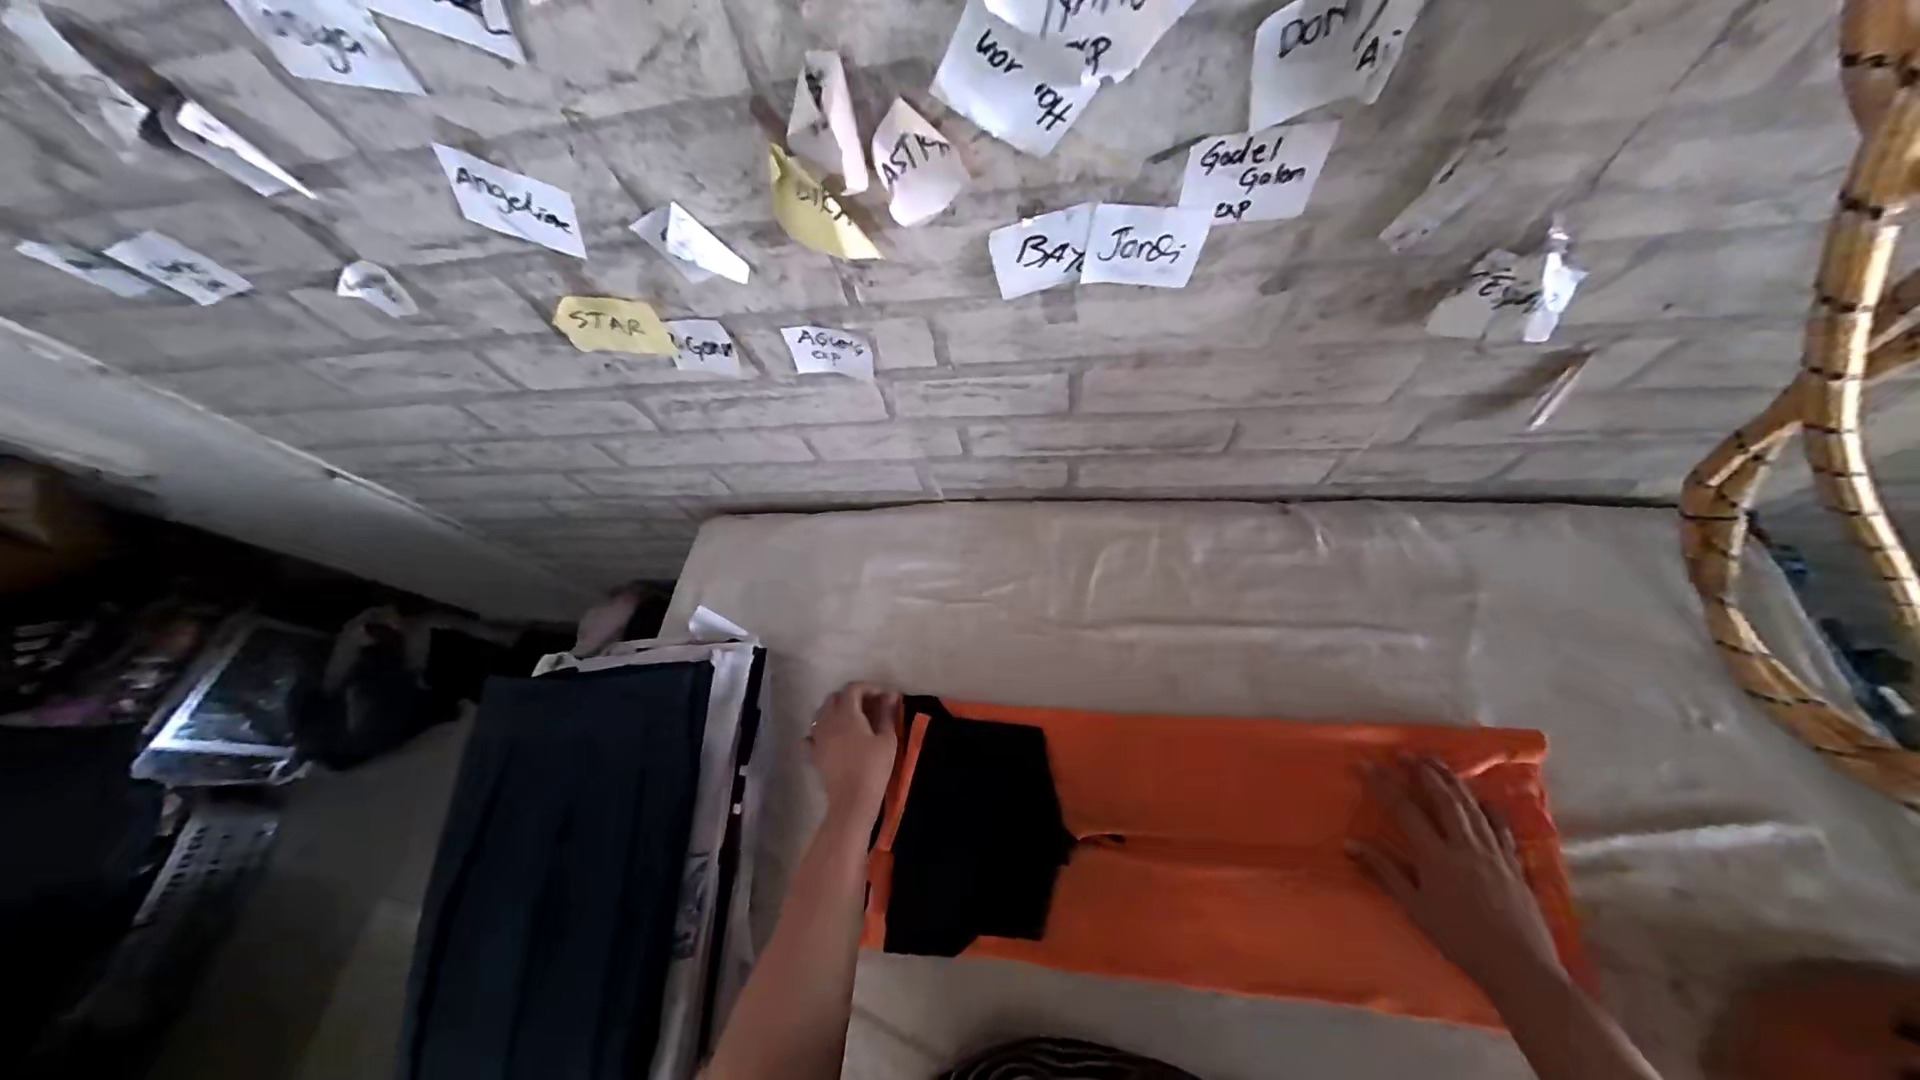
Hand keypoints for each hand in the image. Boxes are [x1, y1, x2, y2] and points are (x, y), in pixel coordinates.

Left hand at [809, 682, 899, 830]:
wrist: (852, 799)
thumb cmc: (874, 767)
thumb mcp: (887, 739)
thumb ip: (887, 714)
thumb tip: (889, 696)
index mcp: (847, 714)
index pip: (853, 688)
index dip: (869, 687)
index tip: (883, 695)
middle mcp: (828, 721)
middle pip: (834, 698)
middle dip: (852, 696)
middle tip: (869, 706)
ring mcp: (817, 738)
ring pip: (821, 715)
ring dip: (835, 711)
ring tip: (852, 721)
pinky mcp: (813, 755)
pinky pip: (811, 737)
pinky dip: (820, 733)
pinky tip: (830, 739)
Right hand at [1348, 756, 1564, 996]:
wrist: (1522, 970)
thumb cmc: (1460, 940)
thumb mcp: (1415, 908)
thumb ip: (1384, 872)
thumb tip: (1350, 843)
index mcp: (1437, 857)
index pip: (1404, 810)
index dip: (1384, 784)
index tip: (1366, 764)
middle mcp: (1466, 847)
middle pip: (1444, 799)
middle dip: (1423, 772)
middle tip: (1405, 754)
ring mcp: (1495, 853)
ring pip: (1472, 807)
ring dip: (1452, 781)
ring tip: (1436, 763)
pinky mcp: (1515, 864)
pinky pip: (1501, 827)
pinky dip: (1488, 807)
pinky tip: (1482, 798)